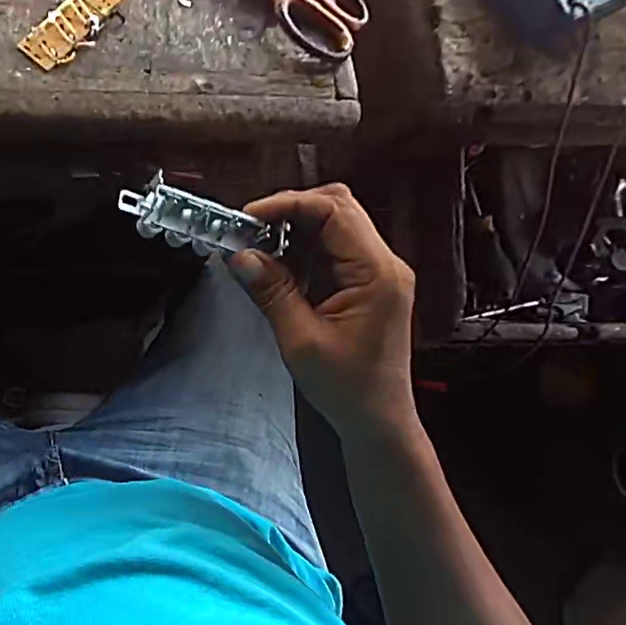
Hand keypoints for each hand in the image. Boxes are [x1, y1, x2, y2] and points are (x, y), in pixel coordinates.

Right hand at [230, 183, 416, 436]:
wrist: (378, 420)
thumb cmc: (349, 388)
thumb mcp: (302, 340)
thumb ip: (272, 292)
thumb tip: (241, 256)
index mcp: (377, 273)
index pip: (334, 211)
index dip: (289, 205)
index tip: (249, 217)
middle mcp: (384, 265)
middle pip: (338, 208)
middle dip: (291, 211)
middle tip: (251, 229)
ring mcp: (378, 273)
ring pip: (335, 226)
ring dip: (295, 230)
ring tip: (260, 248)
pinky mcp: (367, 284)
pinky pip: (333, 250)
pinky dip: (304, 250)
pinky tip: (279, 267)